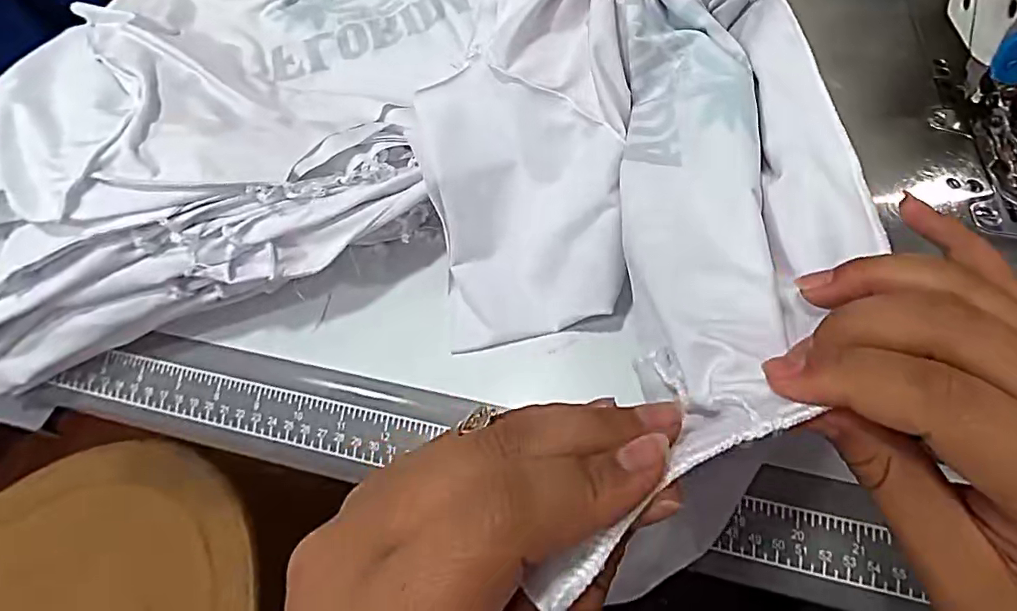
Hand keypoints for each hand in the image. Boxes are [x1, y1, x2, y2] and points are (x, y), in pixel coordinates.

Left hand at [285, 400, 683, 610]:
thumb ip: (575, 579)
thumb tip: (635, 501)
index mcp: (394, 602)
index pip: (501, 506)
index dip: (590, 478)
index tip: (658, 463)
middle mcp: (361, 543)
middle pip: (490, 451)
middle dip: (586, 434)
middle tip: (659, 425)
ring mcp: (357, 512)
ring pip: (475, 435)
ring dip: (559, 428)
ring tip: (625, 424)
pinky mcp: (369, 497)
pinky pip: (457, 447)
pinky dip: (518, 439)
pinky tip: (560, 432)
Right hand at [764, 195, 1016, 610]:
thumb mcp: (971, 589)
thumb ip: (893, 484)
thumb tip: (819, 403)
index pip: (943, 395)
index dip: (853, 375)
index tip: (788, 377)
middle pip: (956, 329)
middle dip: (860, 327)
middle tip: (800, 349)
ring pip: (975, 294)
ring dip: (890, 278)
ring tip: (826, 285)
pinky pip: (1012, 290)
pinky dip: (959, 244)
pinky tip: (917, 215)